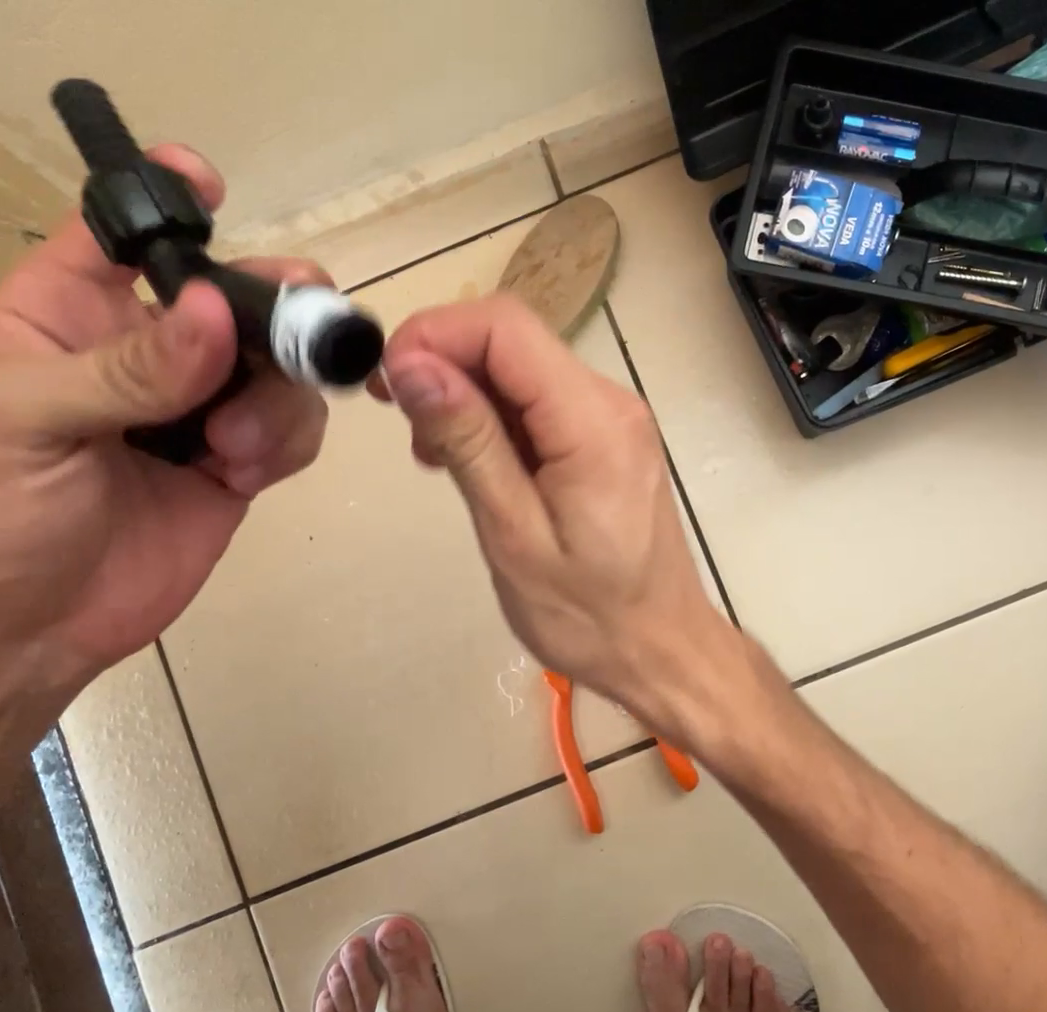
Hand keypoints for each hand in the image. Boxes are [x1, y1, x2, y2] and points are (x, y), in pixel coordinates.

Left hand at [0, 144, 331, 690]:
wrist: (26, 634)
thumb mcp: (19, 427)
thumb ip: (123, 370)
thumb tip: (221, 313)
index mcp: (69, 314)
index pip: (123, 232)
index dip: (169, 198)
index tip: (213, 188)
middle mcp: (149, 350)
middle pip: (240, 294)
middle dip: (280, 309)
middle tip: (305, 338)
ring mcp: (204, 408)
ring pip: (285, 366)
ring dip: (279, 402)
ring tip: (233, 451)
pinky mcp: (243, 460)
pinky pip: (296, 427)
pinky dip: (287, 445)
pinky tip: (242, 476)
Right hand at [375, 295, 734, 734]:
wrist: (660, 648)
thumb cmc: (588, 614)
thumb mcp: (515, 534)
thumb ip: (469, 443)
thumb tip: (412, 365)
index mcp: (594, 421)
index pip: (506, 327)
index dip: (435, 334)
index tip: (385, 383)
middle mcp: (610, 402)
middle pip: (513, 341)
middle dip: (444, 363)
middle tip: (402, 426)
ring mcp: (612, 419)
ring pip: (521, 370)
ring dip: (464, 395)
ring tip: (433, 457)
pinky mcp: (606, 440)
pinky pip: (540, 404)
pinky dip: (494, 419)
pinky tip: (469, 463)